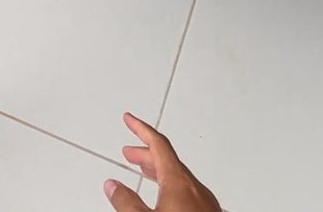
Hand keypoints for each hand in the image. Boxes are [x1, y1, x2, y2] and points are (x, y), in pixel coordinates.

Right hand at [103, 113, 220, 211]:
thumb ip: (127, 201)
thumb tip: (113, 185)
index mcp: (180, 182)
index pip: (159, 145)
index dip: (141, 129)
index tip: (130, 119)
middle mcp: (198, 191)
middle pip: (170, 161)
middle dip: (147, 154)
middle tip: (130, 152)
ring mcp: (209, 207)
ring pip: (181, 180)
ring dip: (160, 172)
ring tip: (145, 175)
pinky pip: (190, 195)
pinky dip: (172, 188)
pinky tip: (166, 202)